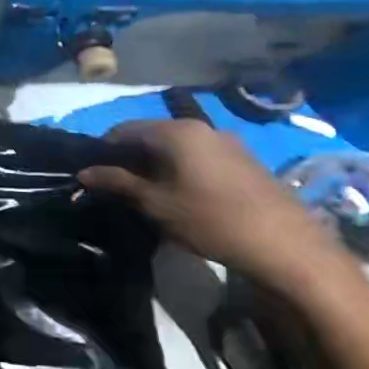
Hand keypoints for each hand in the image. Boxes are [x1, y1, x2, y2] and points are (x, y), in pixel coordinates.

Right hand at [78, 120, 350, 290]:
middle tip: (118, 188)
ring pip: (177, 145)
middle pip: (152, 134)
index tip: (94, 175)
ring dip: (156, 164)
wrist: (283, 242)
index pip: (124, 129)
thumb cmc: (210, 220)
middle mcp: (200, 126)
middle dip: (130, 157)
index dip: (103, 150)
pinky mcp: (242, 158)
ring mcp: (225, 140)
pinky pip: (198, 154)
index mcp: (176, 131)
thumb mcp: (156, 204)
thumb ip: (118, 183)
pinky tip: (182, 195)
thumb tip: (84, 173)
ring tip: (149, 195)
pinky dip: (181, 168)